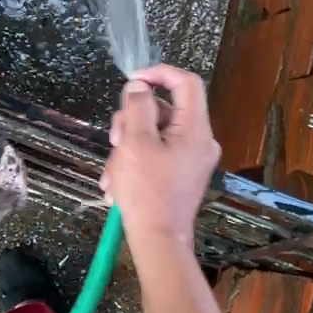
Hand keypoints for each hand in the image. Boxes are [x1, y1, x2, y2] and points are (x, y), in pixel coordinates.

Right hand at [101, 64, 220, 255]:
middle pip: (163, 110)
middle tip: (114, 139)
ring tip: (113, 171)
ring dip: (127, 145)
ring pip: (153, 133)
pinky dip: (134, 161)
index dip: (158, 73)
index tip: (131, 80)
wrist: (157, 239)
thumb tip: (138, 87)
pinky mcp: (179, 174)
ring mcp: (190, 159)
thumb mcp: (135, 142)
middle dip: (132, 120)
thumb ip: (137, 107)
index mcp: (196, 130)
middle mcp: (199, 141)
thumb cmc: (147, 190)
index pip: (185, 83)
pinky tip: (118, 181)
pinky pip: (155, 153)